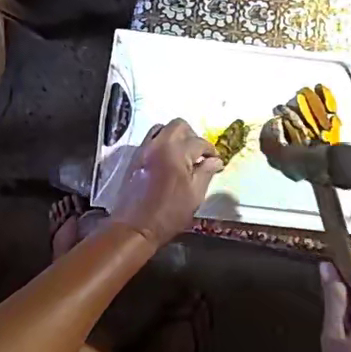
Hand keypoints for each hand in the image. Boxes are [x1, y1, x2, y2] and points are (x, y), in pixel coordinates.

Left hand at [104, 119, 222, 246]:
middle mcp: (158, 144)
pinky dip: (161, 143)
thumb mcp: (195, 195)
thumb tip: (215, 161)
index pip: (199, 141)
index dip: (211, 151)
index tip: (215, 161)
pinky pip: (150, 140)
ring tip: (183, 156)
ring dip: (175, 137)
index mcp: (176, 151)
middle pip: (179, 125)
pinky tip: (168, 161)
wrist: (135, 226)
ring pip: (162, 129)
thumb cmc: (169, 213)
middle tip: (199, 155)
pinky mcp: (134, 157)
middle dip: (192, 136)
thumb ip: (206, 173)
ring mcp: (143, 149)